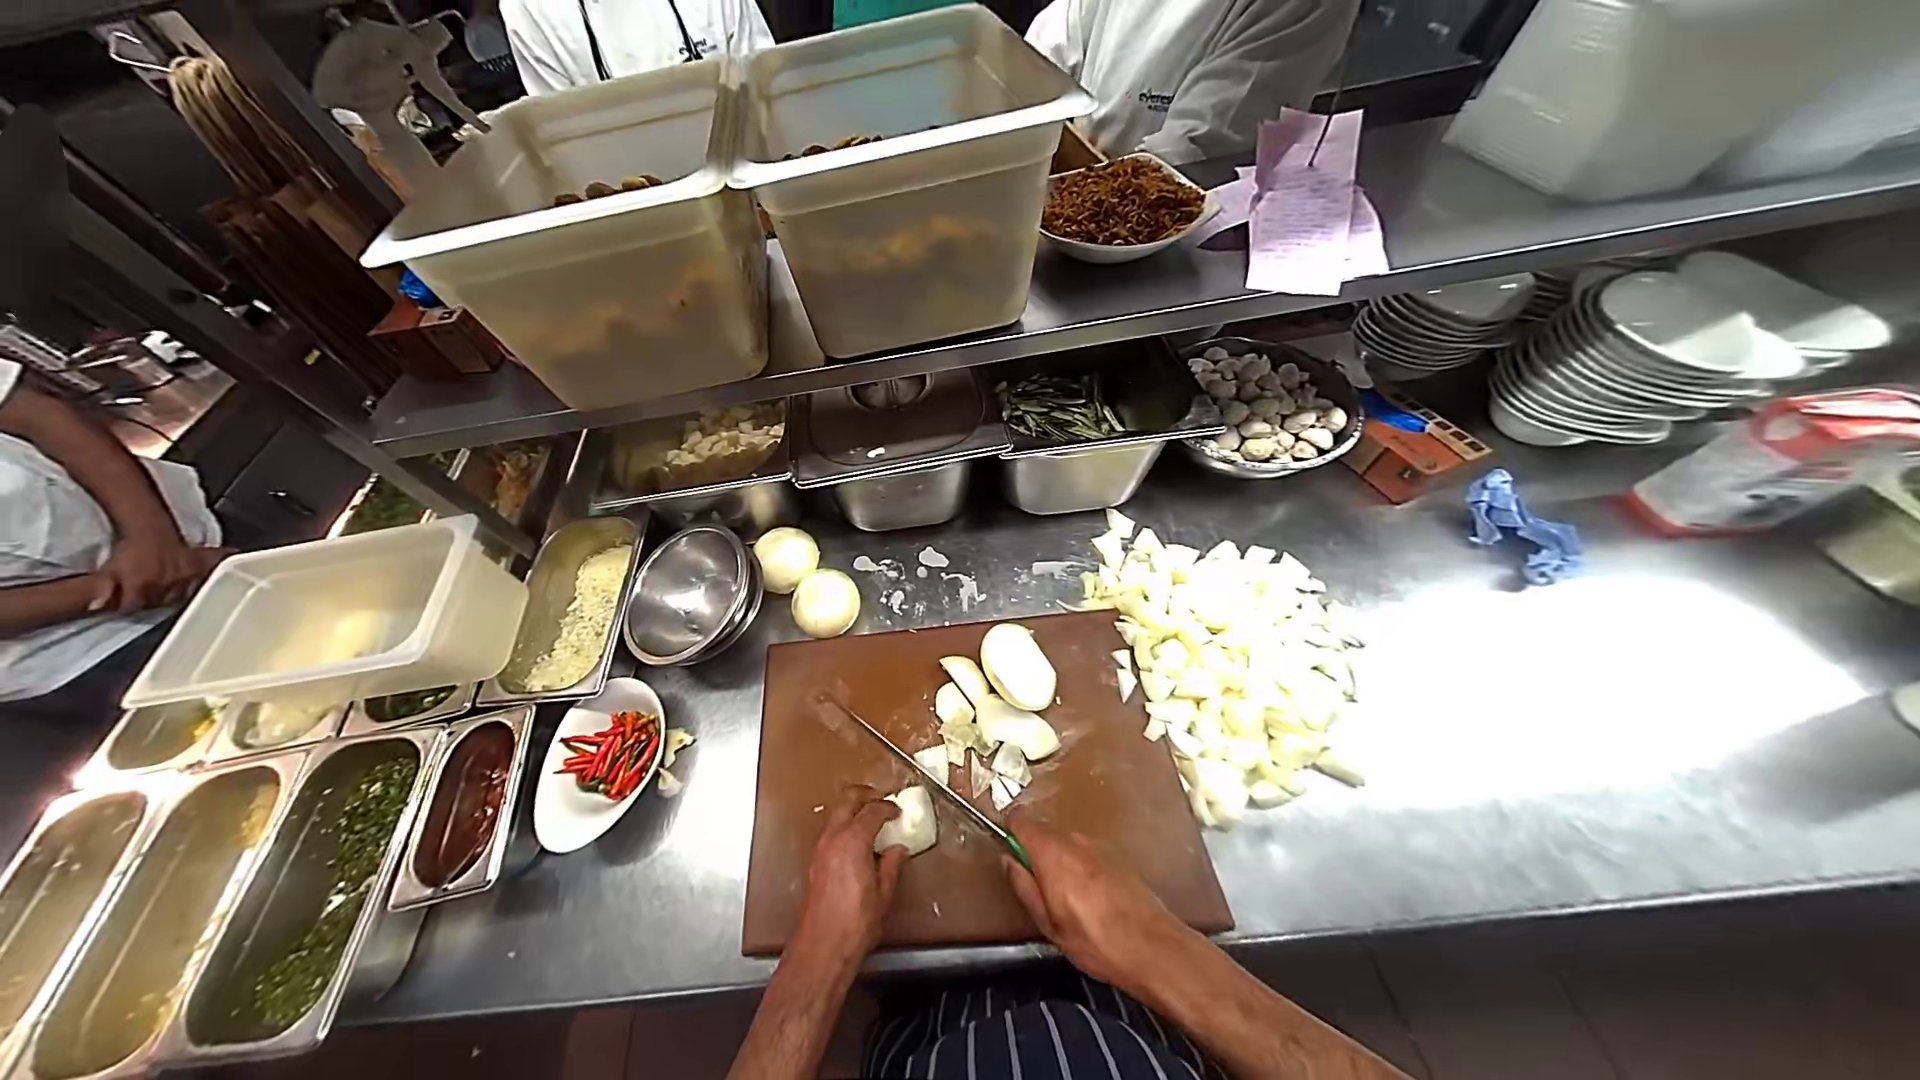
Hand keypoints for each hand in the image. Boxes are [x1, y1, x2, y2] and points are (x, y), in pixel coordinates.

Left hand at [92, 540, 228, 612]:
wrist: (153, 533)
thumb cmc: (128, 551)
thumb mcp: (108, 569)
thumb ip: (103, 589)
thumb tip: (95, 607)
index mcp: (139, 584)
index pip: (133, 606)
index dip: (126, 607)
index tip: (123, 604)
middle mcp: (162, 584)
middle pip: (155, 603)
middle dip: (146, 603)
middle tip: (141, 599)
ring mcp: (181, 579)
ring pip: (175, 597)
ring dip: (166, 598)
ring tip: (159, 594)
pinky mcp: (195, 572)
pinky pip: (192, 587)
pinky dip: (185, 590)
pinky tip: (178, 587)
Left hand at [792, 785, 908, 963]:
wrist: (821, 949)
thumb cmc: (853, 925)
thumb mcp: (884, 894)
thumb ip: (892, 866)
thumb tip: (898, 852)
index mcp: (854, 840)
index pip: (873, 809)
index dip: (889, 807)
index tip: (897, 812)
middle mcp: (833, 838)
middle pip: (848, 798)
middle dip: (866, 795)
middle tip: (882, 802)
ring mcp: (820, 849)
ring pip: (837, 814)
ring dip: (854, 810)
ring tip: (872, 822)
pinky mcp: (814, 862)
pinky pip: (831, 832)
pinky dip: (845, 827)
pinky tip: (858, 844)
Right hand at [1001, 818, 1192, 990]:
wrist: (1151, 945)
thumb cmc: (1096, 939)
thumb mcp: (1047, 922)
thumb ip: (1023, 885)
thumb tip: (1009, 861)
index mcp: (1051, 851)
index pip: (1020, 820)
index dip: (1012, 834)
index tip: (1013, 856)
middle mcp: (1074, 839)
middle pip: (1044, 832)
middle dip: (1038, 854)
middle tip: (1042, 891)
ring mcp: (1098, 844)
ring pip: (1067, 843)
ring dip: (1062, 862)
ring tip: (1071, 902)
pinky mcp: (1117, 855)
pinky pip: (1088, 853)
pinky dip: (1083, 868)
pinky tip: (1093, 900)